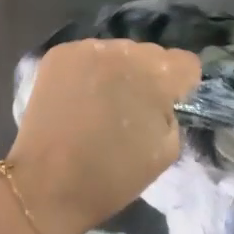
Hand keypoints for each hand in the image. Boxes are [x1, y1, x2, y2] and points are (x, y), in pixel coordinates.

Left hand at [3, 39, 200, 233]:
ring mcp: (90, 47)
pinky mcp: (61, 52)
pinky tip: (78, 97)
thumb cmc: (112, 176)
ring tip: (101, 103)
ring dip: (118, 71)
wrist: (47, 185)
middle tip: (131, 108)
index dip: (180, 85)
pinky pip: (88, 55)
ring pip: (118, 52)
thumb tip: (164, 101)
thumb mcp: (166, 152)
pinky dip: (88, 71)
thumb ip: (172, 114)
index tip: (166, 106)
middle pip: (151, 54)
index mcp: (158, 75)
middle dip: (148, 76)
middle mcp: (126, 50)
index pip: (186, 63)